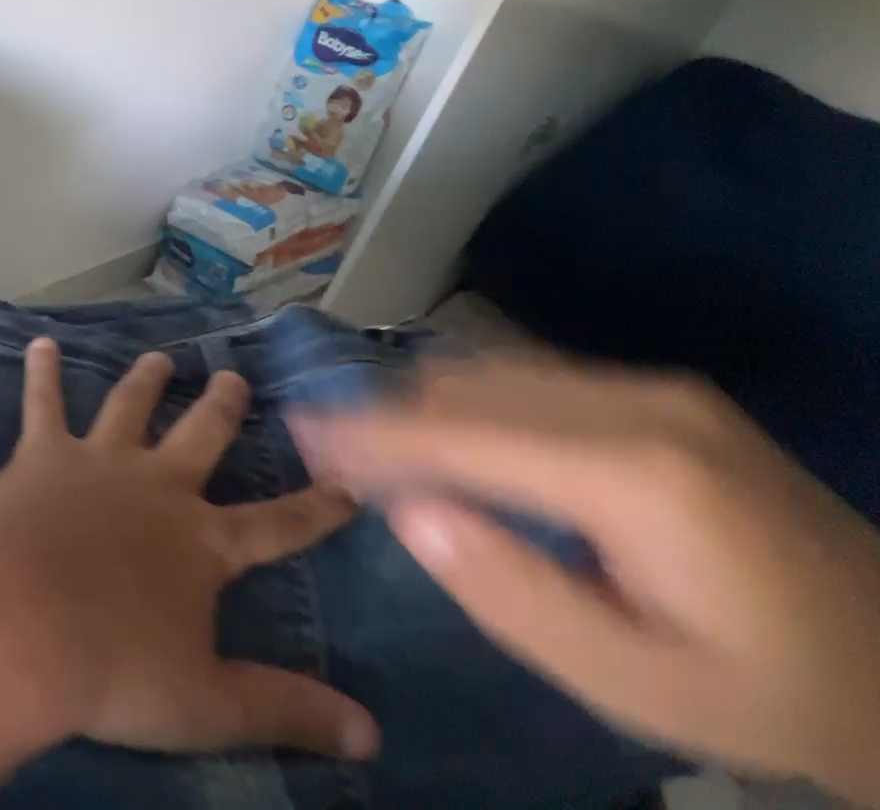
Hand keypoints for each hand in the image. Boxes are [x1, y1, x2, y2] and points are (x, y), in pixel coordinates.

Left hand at [0, 338, 378, 759]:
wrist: (11, 624)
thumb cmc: (111, 667)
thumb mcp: (206, 703)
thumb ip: (285, 711)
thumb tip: (372, 738)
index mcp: (203, 543)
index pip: (279, 524)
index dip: (316, 508)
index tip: (349, 484)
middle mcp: (157, 488)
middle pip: (201, 438)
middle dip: (222, 409)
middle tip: (235, 377)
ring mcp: (97, 464)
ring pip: (129, 409)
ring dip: (146, 381)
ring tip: (159, 358)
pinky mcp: (38, 456)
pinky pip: (43, 405)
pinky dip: (42, 372)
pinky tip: (40, 343)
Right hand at [293, 355, 879, 804]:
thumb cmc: (762, 690)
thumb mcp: (630, 680)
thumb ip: (508, 591)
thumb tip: (409, 509)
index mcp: (635, 477)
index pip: (458, 433)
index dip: (366, 433)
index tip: (298, 434)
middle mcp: (641, 407)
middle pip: (466, 389)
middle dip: (379, 413)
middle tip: (318, 447)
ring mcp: (656, 390)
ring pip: (490, 371)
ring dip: (415, 401)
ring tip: (362, 440)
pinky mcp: (661, 393)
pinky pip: (527, 377)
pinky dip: (461, 397)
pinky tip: (435, 430)